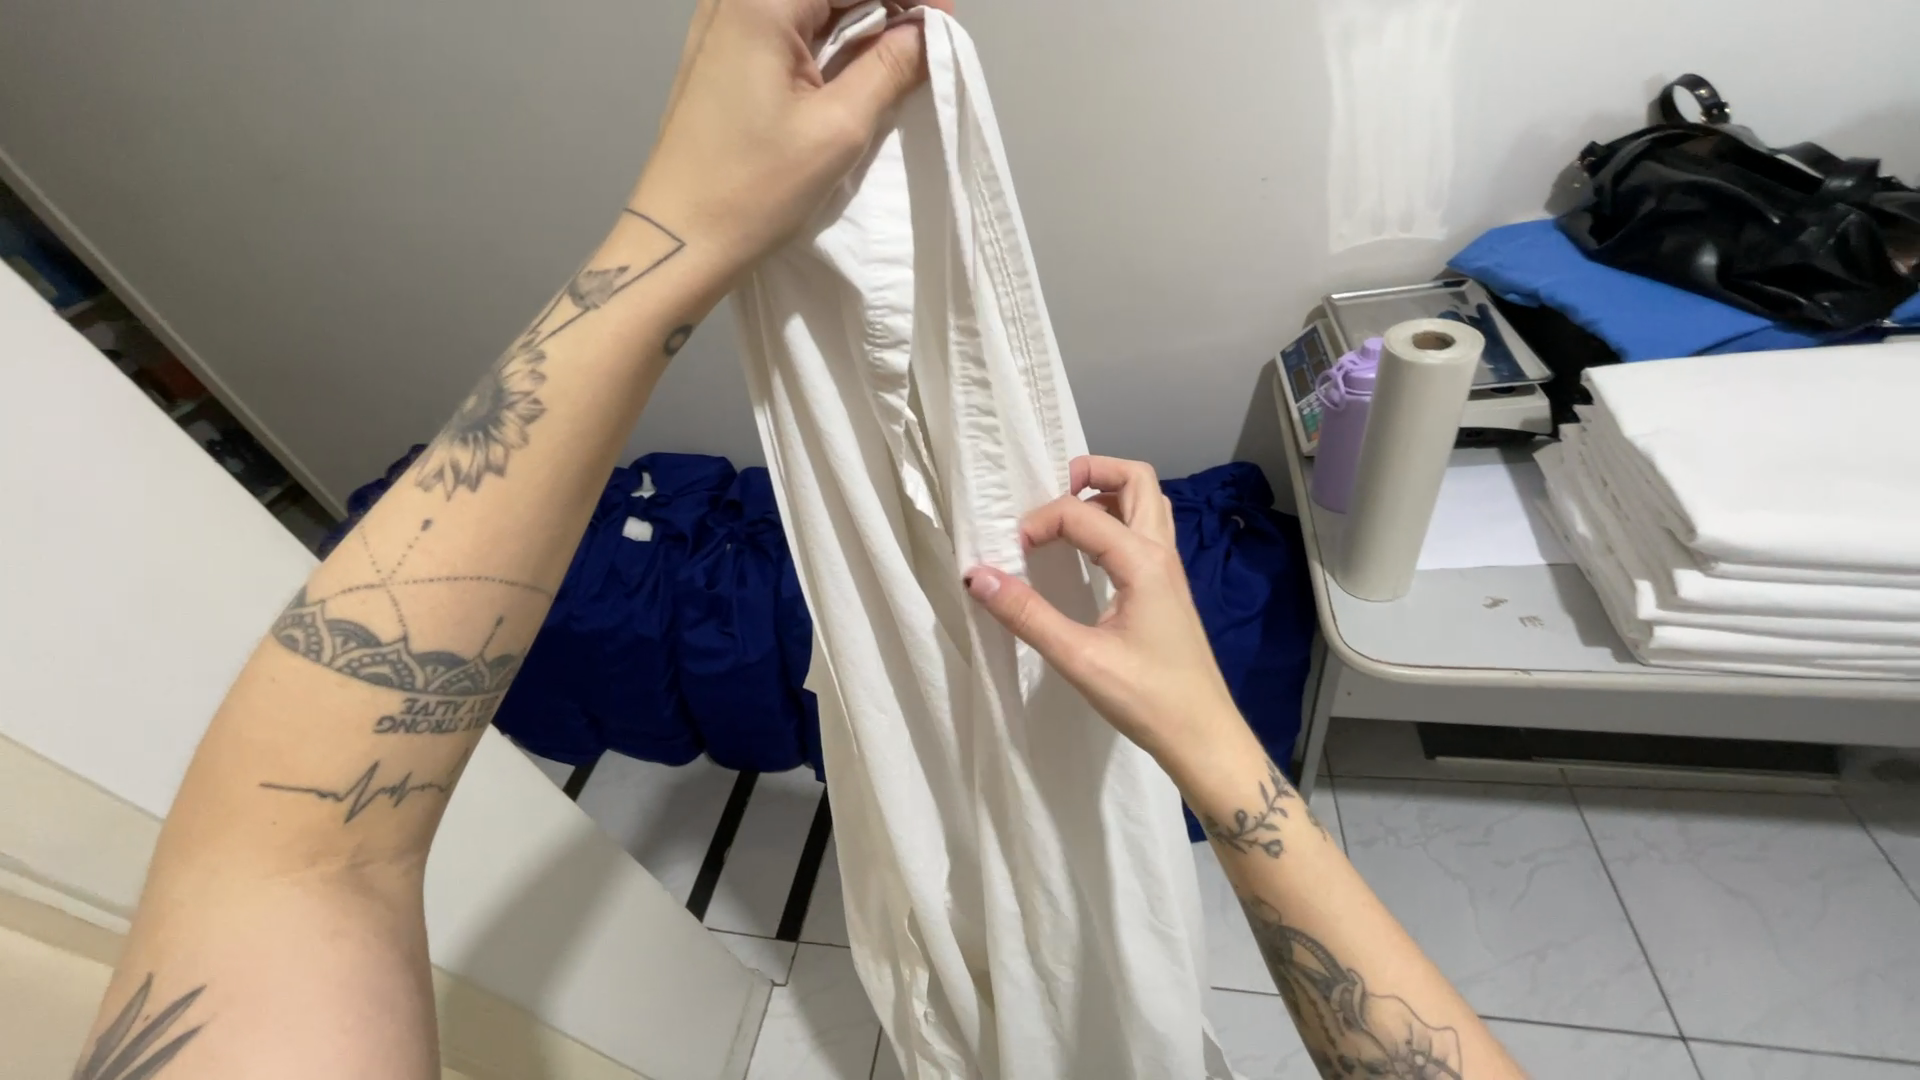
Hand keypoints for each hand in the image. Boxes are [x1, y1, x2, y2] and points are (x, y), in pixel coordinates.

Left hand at [633, 0, 954, 271]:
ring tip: (898, 52)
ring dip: (856, 20)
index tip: (947, 15)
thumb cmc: (756, 188)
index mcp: (761, 0)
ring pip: (807, 5)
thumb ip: (888, 69)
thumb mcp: (838, 129)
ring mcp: (720, 23)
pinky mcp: (718, 55)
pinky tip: (853, 63)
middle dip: (883, 4)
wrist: (682, 236)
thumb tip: (925, 33)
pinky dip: (825, 39)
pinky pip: (784, 27)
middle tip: (928, 35)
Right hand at [965, 456, 1247, 772]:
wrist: (1203, 736)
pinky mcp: (1166, 588)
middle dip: (1089, 472)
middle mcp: (1161, 553)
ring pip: (1146, 502)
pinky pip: (1145, 531)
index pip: (1081, 512)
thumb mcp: (1079, 658)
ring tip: (1063, 518)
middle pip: (1136, 478)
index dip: (1038, 522)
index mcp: (1143, 562)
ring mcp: (1169, 569)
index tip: (1009, 553)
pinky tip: (1086, 554)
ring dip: (1106, 493)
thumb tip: (976, 575)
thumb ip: (1027, 614)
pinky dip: (1115, 521)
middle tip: (1049, 497)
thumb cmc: (1147, 699)